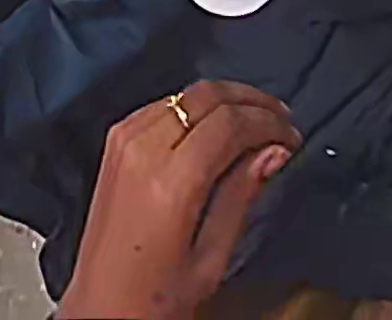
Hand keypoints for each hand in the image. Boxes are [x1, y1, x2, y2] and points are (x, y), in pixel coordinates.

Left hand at [59, 81, 300, 318]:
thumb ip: (243, 194)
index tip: (290, 135)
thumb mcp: (211, 257)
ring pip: (186, 92)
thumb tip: (275, 151)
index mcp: (170, 182)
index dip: (266, 121)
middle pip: (207, 95)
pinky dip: (196, 105)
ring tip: (257, 116)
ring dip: (225, 97)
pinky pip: (164, 103)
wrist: (100, 303)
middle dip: (251, 99)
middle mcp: (144, 147)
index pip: (228, 123)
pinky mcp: (117, 135)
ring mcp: (126, 136)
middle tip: (281, 116)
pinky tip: (216, 122)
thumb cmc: (156, 295)